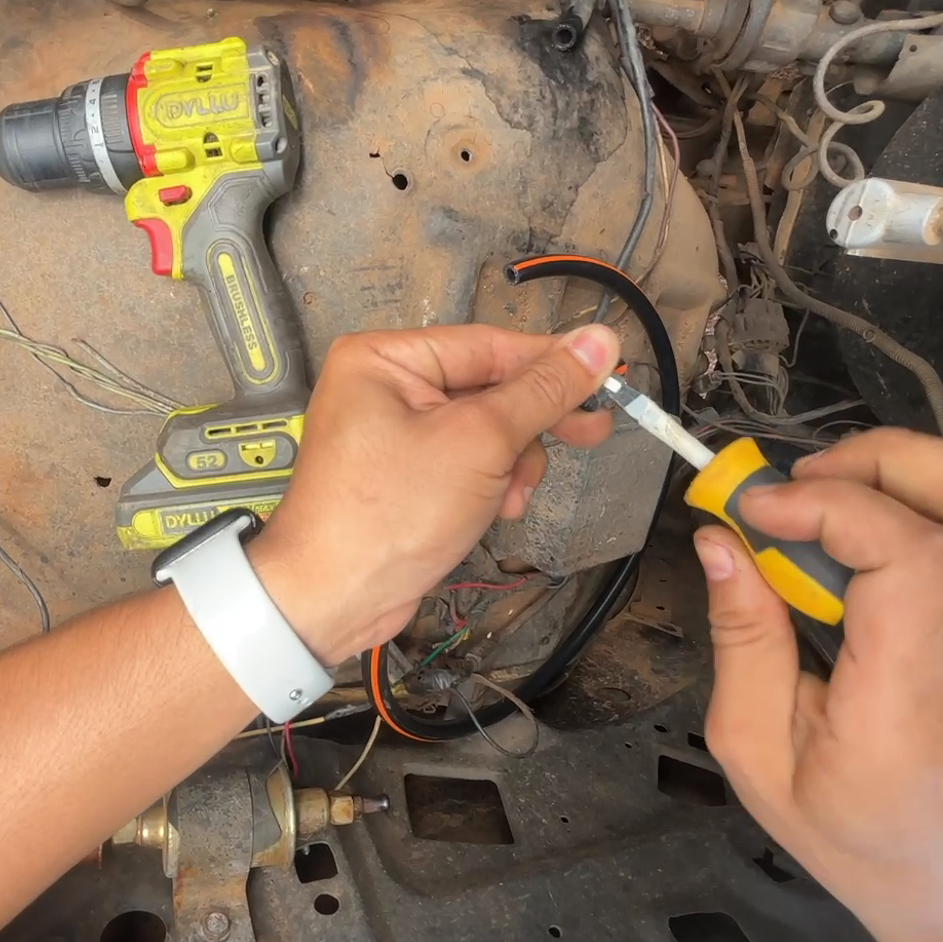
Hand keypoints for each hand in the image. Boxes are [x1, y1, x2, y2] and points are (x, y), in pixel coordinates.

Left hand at [250, 323, 619, 663]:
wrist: (334, 599)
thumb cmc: (389, 514)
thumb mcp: (480, 442)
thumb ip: (542, 390)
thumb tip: (597, 342)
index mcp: (384, 358)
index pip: (488, 344)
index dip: (552, 362)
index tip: (609, 373)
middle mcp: (382, 388)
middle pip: (486, 388)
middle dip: (534, 421)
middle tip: (592, 430)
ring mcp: (390, 434)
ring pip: (481, 431)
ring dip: (511, 462)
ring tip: (512, 495)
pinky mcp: (401, 475)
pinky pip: (461, 462)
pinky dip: (487, 483)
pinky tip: (495, 510)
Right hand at [695, 428, 942, 941]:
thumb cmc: (846, 840)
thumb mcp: (753, 754)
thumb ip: (742, 641)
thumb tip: (719, 542)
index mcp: (913, 719)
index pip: (913, 565)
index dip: (831, 508)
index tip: (754, 508)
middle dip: (893, 459)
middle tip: (806, 477)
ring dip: (917, 473)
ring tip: (832, 495)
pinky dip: (926, 509)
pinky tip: (861, 541)